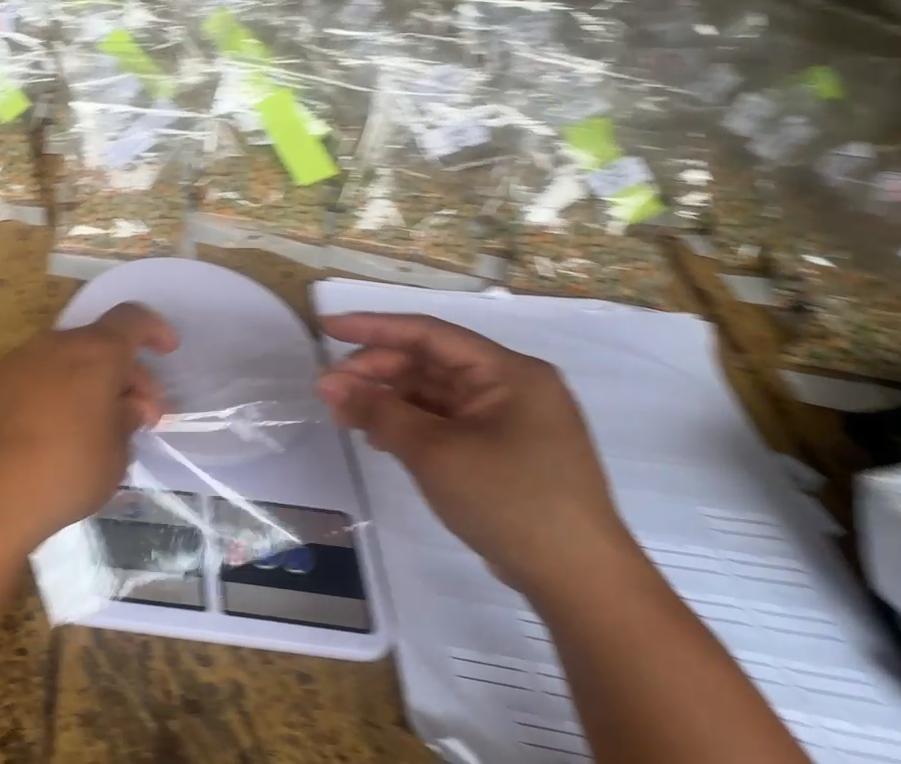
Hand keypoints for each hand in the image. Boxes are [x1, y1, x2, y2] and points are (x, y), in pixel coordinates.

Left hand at [0, 303, 178, 550]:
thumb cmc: (66, 471)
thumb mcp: (116, 453)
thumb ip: (127, 420)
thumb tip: (128, 405)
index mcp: (94, 353)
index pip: (131, 320)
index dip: (154, 330)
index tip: (167, 350)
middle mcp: (54, 345)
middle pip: (97, 344)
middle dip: (123, 372)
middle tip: (138, 415)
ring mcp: (17, 361)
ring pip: (64, 359)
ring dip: (87, 381)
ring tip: (97, 425)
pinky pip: (36, 375)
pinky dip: (55, 390)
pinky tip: (56, 429)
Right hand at [317, 312, 633, 594]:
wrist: (579, 578)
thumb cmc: (509, 499)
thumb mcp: (433, 451)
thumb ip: (377, 411)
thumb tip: (328, 384)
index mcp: (509, 373)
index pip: (429, 334)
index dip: (372, 327)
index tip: (326, 328)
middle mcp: (513, 387)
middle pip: (429, 362)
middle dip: (375, 372)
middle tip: (328, 391)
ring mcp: (512, 420)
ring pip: (434, 393)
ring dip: (388, 399)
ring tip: (344, 416)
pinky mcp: (505, 450)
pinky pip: (446, 420)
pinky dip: (409, 423)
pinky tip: (379, 438)